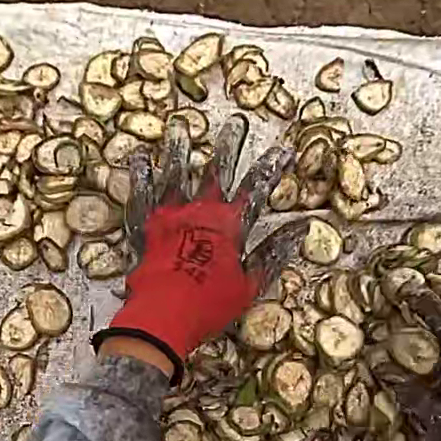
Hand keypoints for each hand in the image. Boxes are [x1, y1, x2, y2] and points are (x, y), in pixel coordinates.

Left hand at [94, 115, 307, 380]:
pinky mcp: (145, 227)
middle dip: (229, 147)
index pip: (257, 189)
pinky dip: (140, 176)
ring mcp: (170, 217)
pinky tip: (138, 158)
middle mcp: (199, 212)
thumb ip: (273, 254)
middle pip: (217, 172)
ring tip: (180, 129)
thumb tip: (301, 228)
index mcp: (229, 225)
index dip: (271, 168)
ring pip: (176, 176)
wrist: (162, 317)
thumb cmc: (209, 305)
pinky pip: (141, 196)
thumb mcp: (249, 285)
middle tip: (235, 124)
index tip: (284, 148)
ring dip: (180, 152)